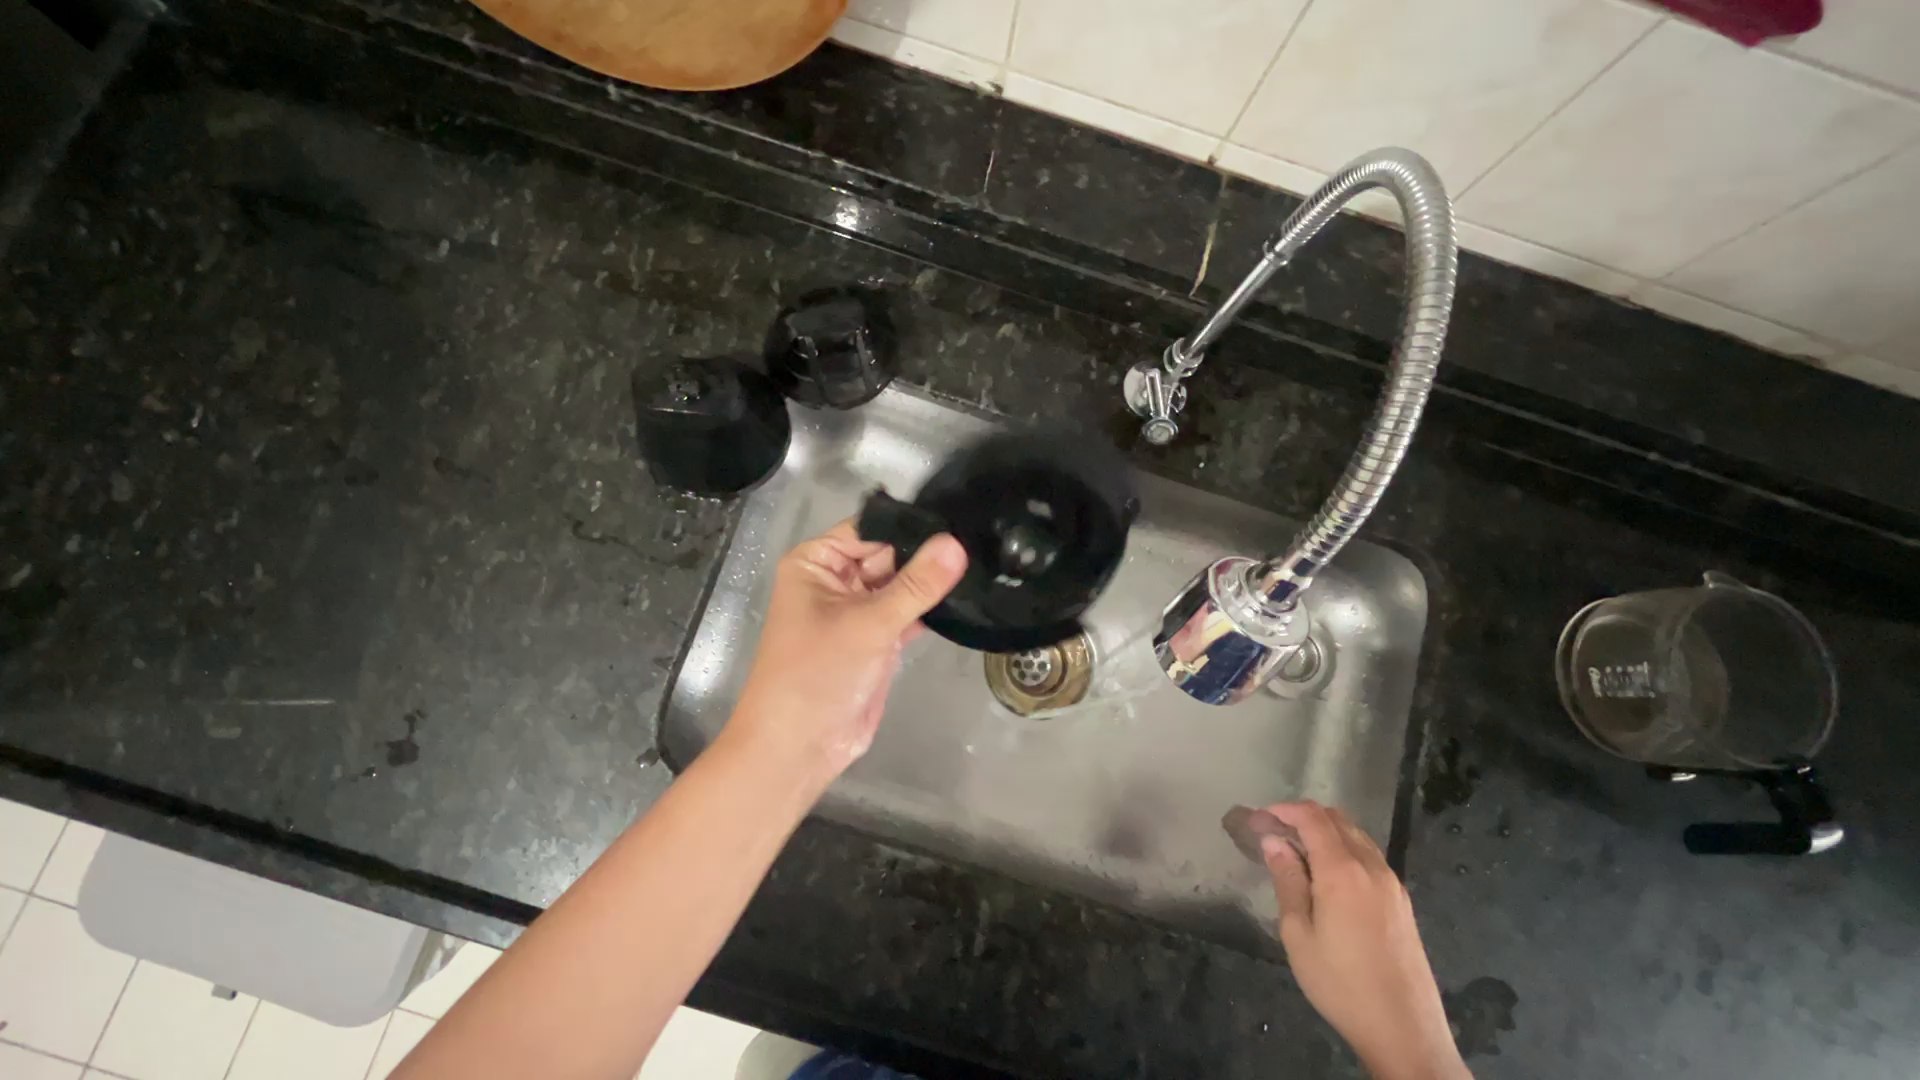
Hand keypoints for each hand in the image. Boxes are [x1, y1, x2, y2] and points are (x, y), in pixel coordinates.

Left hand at [727, 520, 966, 777]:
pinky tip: (965, 599)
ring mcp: (856, 612)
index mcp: (816, 562)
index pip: (870, 529)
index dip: (911, 526)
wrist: (798, 746)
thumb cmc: (818, 674)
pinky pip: (906, 614)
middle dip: (926, 554)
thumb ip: (916, 584)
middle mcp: (834, 581)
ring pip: (900, 586)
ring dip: (930, 584)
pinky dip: (928, 610)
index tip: (960, 519)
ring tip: (981, 565)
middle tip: (980, 542)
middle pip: (888, 554)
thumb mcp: (869, 623)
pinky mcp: (875, 640)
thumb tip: (956, 544)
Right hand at [1262, 801, 1469, 1079]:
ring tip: (1296, 851)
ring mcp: (1392, 883)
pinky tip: (1327, 874)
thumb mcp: (1298, 934)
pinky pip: (1369, 857)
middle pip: (1337, 820)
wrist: (1405, 1030)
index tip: (1259, 818)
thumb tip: (1274, 842)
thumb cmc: (1340, 983)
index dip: (1283, 810)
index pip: (1313, 818)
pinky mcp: (1401, 901)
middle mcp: (1371, 867)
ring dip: (1325, 832)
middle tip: (1272, 832)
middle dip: (1302, 817)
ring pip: (1356, 836)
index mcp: (1342, 870)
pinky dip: (1344, 850)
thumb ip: (1287, 881)